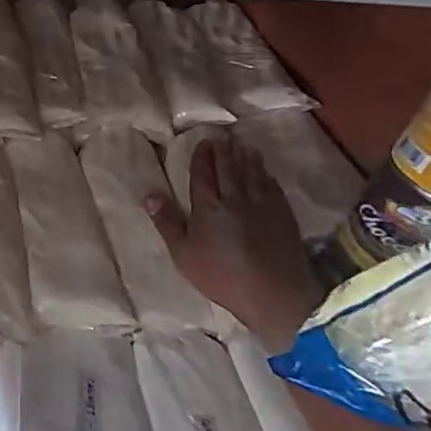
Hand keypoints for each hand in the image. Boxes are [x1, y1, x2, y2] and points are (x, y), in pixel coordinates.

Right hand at [145, 133, 325, 350]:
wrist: (274, 293)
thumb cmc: (221, 276)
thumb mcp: (183, 254)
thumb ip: (166, 222)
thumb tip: (149, 194)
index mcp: (208, 206)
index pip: (203, 173)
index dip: (202, 156)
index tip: (203, 142)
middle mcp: (235, 197)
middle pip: (228, 167)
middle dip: (223, 150)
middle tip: (221, 136)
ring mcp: (262, 203)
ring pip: (251, 172)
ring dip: (245, 156)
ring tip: (241, 144)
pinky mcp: (282, 213)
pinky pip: (271, 184)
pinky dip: (265, 173)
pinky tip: (263, 170)